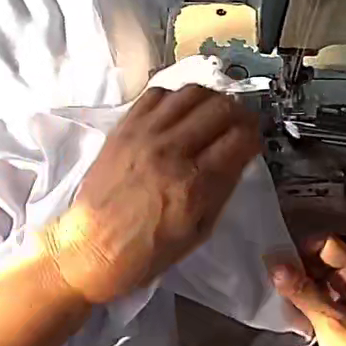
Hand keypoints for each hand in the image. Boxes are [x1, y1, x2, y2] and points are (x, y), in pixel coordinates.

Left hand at [42, 85, 262, 304]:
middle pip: (221, 107)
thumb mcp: (198, 232)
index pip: (240, 138)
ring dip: (211, 100)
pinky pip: (157, 94)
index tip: (253, 142)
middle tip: (239, 125)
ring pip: (192, 93)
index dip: (255, 137)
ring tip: (212, 114)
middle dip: (240, 114)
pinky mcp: (123, 128)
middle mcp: (171, 151)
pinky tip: (179, 113)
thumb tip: (239, 157)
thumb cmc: (146, 252)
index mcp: (194, 184)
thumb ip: (222, 190)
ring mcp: (144, 134)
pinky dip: (176, 98)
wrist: (90, 248)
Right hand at [271, 235, 345, 345]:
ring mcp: (341, 302)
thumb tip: (274, 265)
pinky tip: (278, 304)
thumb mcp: (333, 324)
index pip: (328, 246)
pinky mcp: (331, 320)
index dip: (303, 248)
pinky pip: (310, 299)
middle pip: (318, 260)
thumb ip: (304, 293)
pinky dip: (296, 300)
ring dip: (294, 283)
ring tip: (267, 286)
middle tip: (267, 273)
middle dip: (295, 264)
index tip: (277, 259)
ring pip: (312, 280)